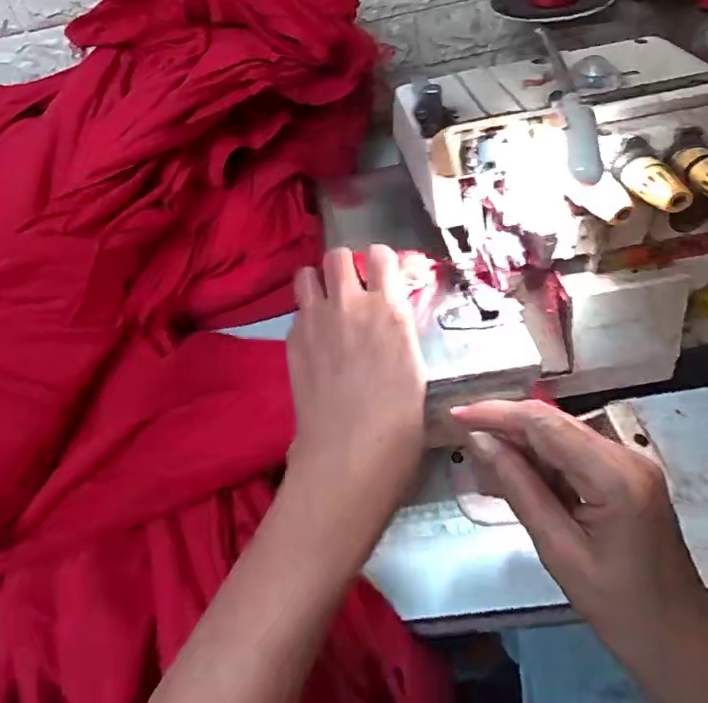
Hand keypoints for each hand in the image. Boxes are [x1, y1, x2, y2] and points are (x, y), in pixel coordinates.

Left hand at [284, 246, 427, 511]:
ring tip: (327, 304)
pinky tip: (316, 342)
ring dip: (318, 283)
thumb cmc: (400, 420)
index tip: (385, 278)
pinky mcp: (292, 341)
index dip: (383, 263)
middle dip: (346, 265)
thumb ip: (399, 329)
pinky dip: (306, 317)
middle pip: (338, 254)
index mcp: (388, 308)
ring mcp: (315, 320)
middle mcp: (350, 303)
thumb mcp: (415, 365)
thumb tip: (392, 317)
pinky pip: (297, 311)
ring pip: (306, 273)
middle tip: (353, 288)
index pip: (381, 254)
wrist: (348, 454)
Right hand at [452, 400, 707, 702]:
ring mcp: (632, 463)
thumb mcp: (560, 552)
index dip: (497, 412)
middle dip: (507, 424)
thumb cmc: (622, 612)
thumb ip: (520, 489)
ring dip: (523, 442)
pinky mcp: (630, 475)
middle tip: (464, 434)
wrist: (683, 645)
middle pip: (555, 422)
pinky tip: (518, 473)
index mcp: (615, 475)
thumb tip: (481, 441)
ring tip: (484, 457)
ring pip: (564, 435)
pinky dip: (545, 459)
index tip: (458, 412)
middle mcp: (627, 456)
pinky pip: (578, 453)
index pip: (545, 424)